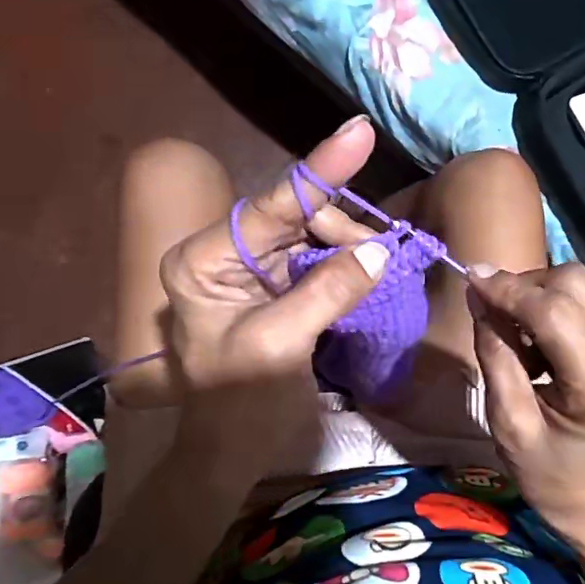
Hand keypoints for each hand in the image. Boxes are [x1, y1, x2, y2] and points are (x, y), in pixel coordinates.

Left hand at [157, 117, 385, 457]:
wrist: (233, 451)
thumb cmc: (240, 406)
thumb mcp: (279, 347)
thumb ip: (327, 292)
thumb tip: (376, 250)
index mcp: (203, 260)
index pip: (269, 206)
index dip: (319, 171)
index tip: (359, 132)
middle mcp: (223, 254)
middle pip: (295, 216)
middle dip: (341, 227)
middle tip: (381, 251)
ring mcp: (251, 271)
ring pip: (312, 235)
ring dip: (349, 246)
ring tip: (378, 269)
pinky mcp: (276, 288)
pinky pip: (319, 260)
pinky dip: (348, 264)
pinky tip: (370, 271)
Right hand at [467, 263, 584, 545]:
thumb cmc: (541, 467)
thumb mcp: (506, 421)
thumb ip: (494, 355)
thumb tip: (478, 294)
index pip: (556, 315)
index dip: (511, 290)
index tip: (471, 280)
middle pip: (573, 285)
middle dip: (523, 287)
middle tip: (492, 314)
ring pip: (579, 285)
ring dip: (536, 295)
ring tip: (516, 335)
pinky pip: (584, 299)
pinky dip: (549, 306)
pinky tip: (536, 340)